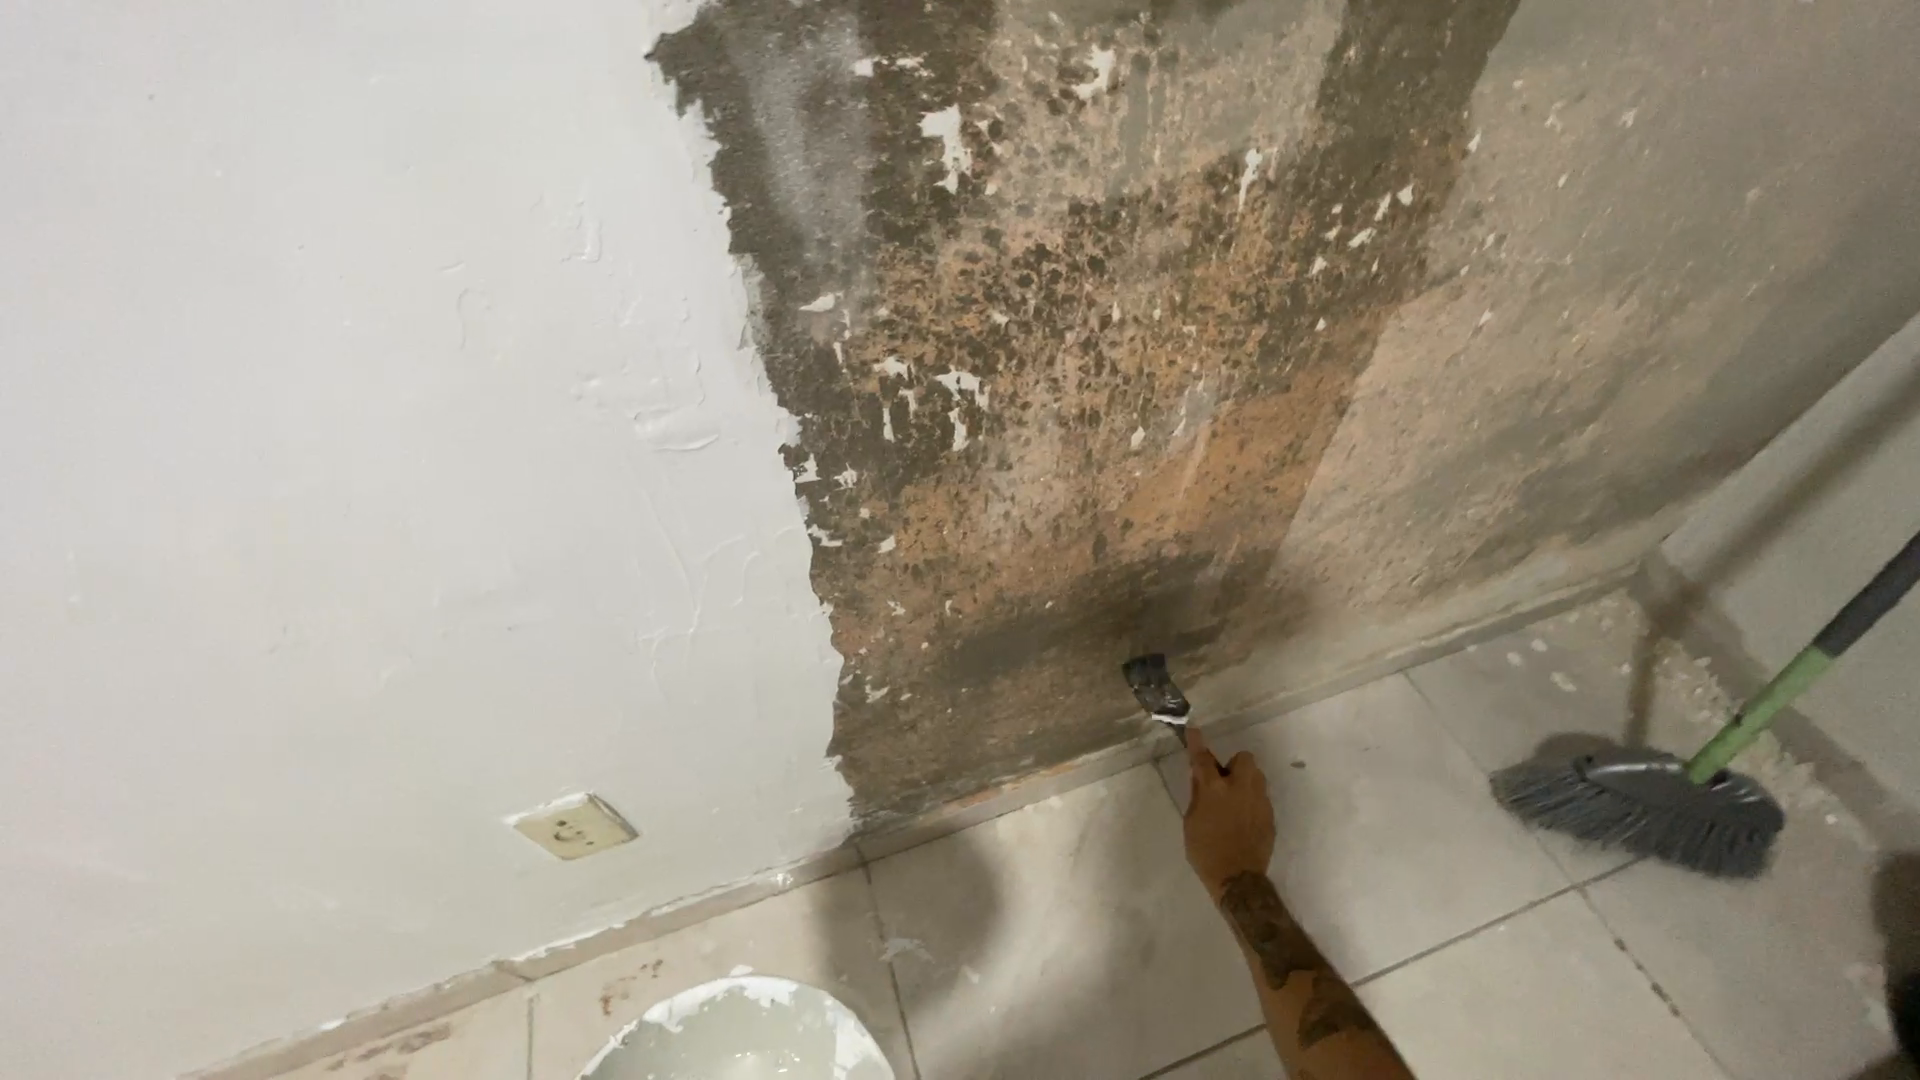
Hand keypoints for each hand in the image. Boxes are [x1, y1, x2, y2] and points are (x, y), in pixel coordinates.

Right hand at [1182, 726, 1274, 902]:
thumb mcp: (1191, 821)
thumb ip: (1197, 795)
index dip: (1197, 743)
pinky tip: (1243, 819)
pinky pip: (1261, 797)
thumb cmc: (1205, 851)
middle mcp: (1240, 789)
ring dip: (1245, 780)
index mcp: (1215, 790)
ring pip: (1257, 776)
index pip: (1203, 759)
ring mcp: (1259, 802)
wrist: (1238, 879)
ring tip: (1234, 800)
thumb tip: (1200, 777)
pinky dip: (1251, 801)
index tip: (1194, 730)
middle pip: (1244, 759)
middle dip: (1233, 764)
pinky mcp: (1270, 816)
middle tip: (1223, 780)